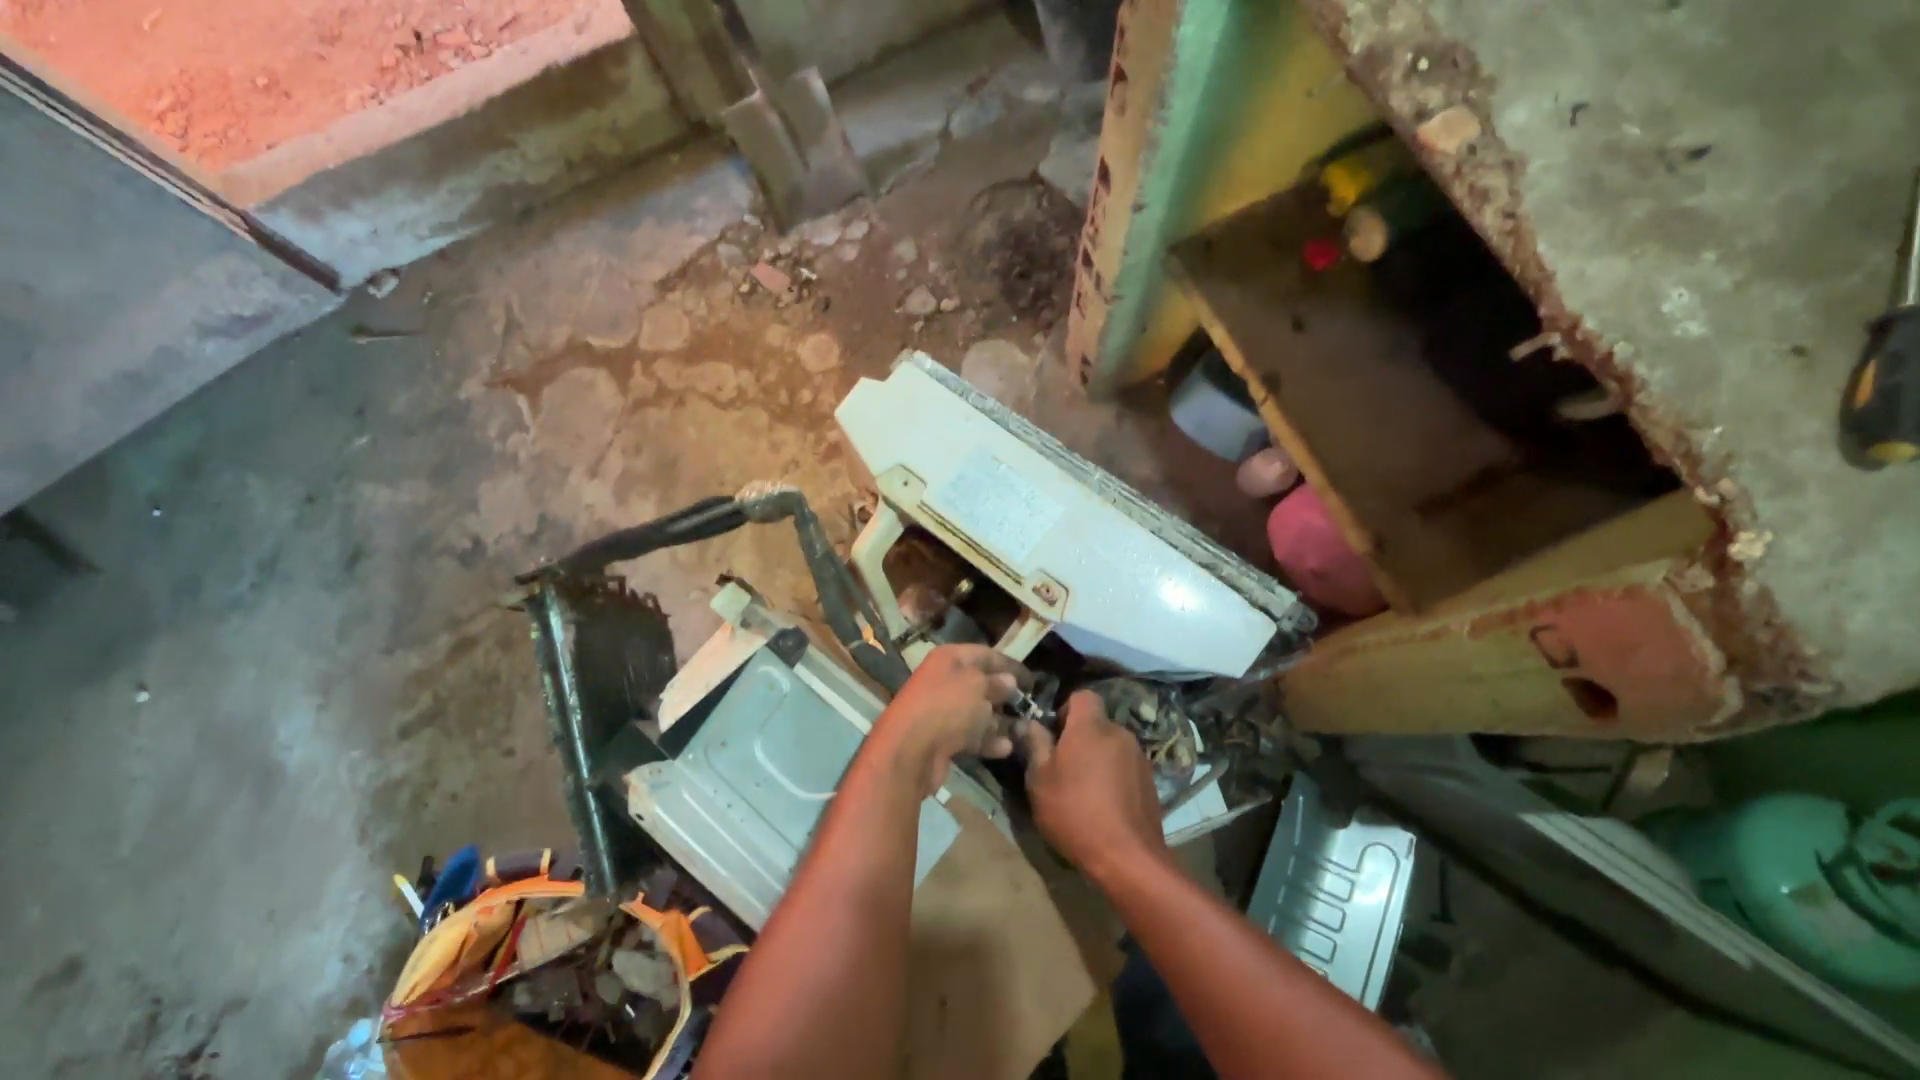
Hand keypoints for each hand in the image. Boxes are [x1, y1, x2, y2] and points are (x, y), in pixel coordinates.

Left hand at [872, 645, 1031, 794]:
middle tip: (1029, 704)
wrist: (910, 750)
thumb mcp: (978, 686)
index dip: (1009, 664)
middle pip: (981, 684)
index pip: (984, 654)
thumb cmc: (947, 706)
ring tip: (1024, 730)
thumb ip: (997, 683)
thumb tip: (1008, 681)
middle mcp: (944, 681)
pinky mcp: (942, 739)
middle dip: (1005, 695)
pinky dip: (987, 741)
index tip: (1032, 678)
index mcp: (949, 659)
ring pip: (977, 713)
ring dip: (1000, 722)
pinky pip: (970, 736)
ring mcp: (942, 711)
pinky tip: (1007, 748)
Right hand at [1020, 691, 1168, 879]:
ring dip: (1097, 758)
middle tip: (1061, 767)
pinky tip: (1103, 804)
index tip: (1053, 735)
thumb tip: (1027, 722)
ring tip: (1083, 789)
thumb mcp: (1040, 780)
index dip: (1065, 709)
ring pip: (1111, 746)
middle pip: (1097, 723)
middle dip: (1079, 738)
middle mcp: (1119, 733)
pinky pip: (1125, 766)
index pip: (1082, 696)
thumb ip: (1034, 744)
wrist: (1126, 855)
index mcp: (1091, 727)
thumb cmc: (1074, 812)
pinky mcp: (1150, 781)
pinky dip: (1113, 776)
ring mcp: (1139, 757)